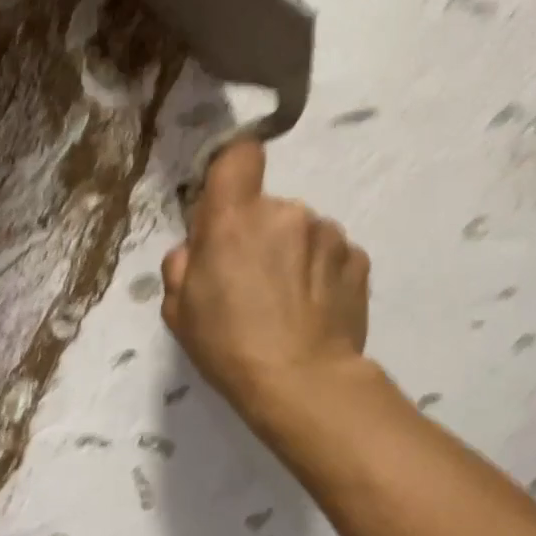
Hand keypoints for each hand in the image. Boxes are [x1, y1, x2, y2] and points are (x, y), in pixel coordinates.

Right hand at [161, 139, 371, 421]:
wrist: (300, 379)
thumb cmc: (225, 343)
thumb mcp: (177, 309)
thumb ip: (182, 265)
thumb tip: (196, 249)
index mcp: (234, 221)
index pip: (238, 156)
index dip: (228, 170)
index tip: (221, 200)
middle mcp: (287, 213)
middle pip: (264, 207)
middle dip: (251, 234)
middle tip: (241, 282)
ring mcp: (329, 234)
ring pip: (297, 231)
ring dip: (286, 255)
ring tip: (278, 302)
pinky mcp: (358, 258)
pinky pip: (326, 255)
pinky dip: (315, 273)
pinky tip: (306, 308)